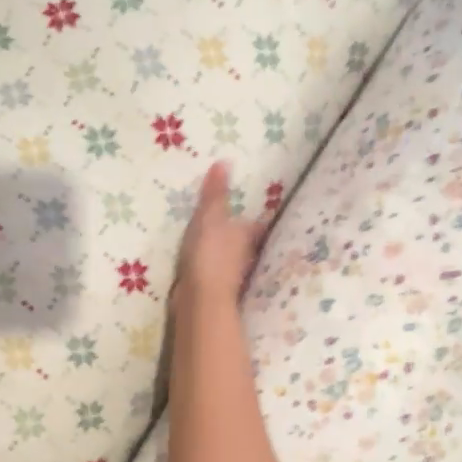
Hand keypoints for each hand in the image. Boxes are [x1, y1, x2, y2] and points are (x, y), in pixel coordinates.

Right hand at [174, 162, 268, 305]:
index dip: (261, 216)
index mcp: (248, 236)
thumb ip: (216, 192)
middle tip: (239, 222)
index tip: (262, 209)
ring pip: (233, 258)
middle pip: (249, 242)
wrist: (199, 300)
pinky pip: (215, 271)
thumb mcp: (210, 216)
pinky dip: (212, 265)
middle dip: (245, 234)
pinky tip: (203, 261)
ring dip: (229, 251)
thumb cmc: (210, 254)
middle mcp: (245, 256)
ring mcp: (230, 275)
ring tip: (219, 240)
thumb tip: (225, 161)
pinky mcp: (214, 289)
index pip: (259, 223)